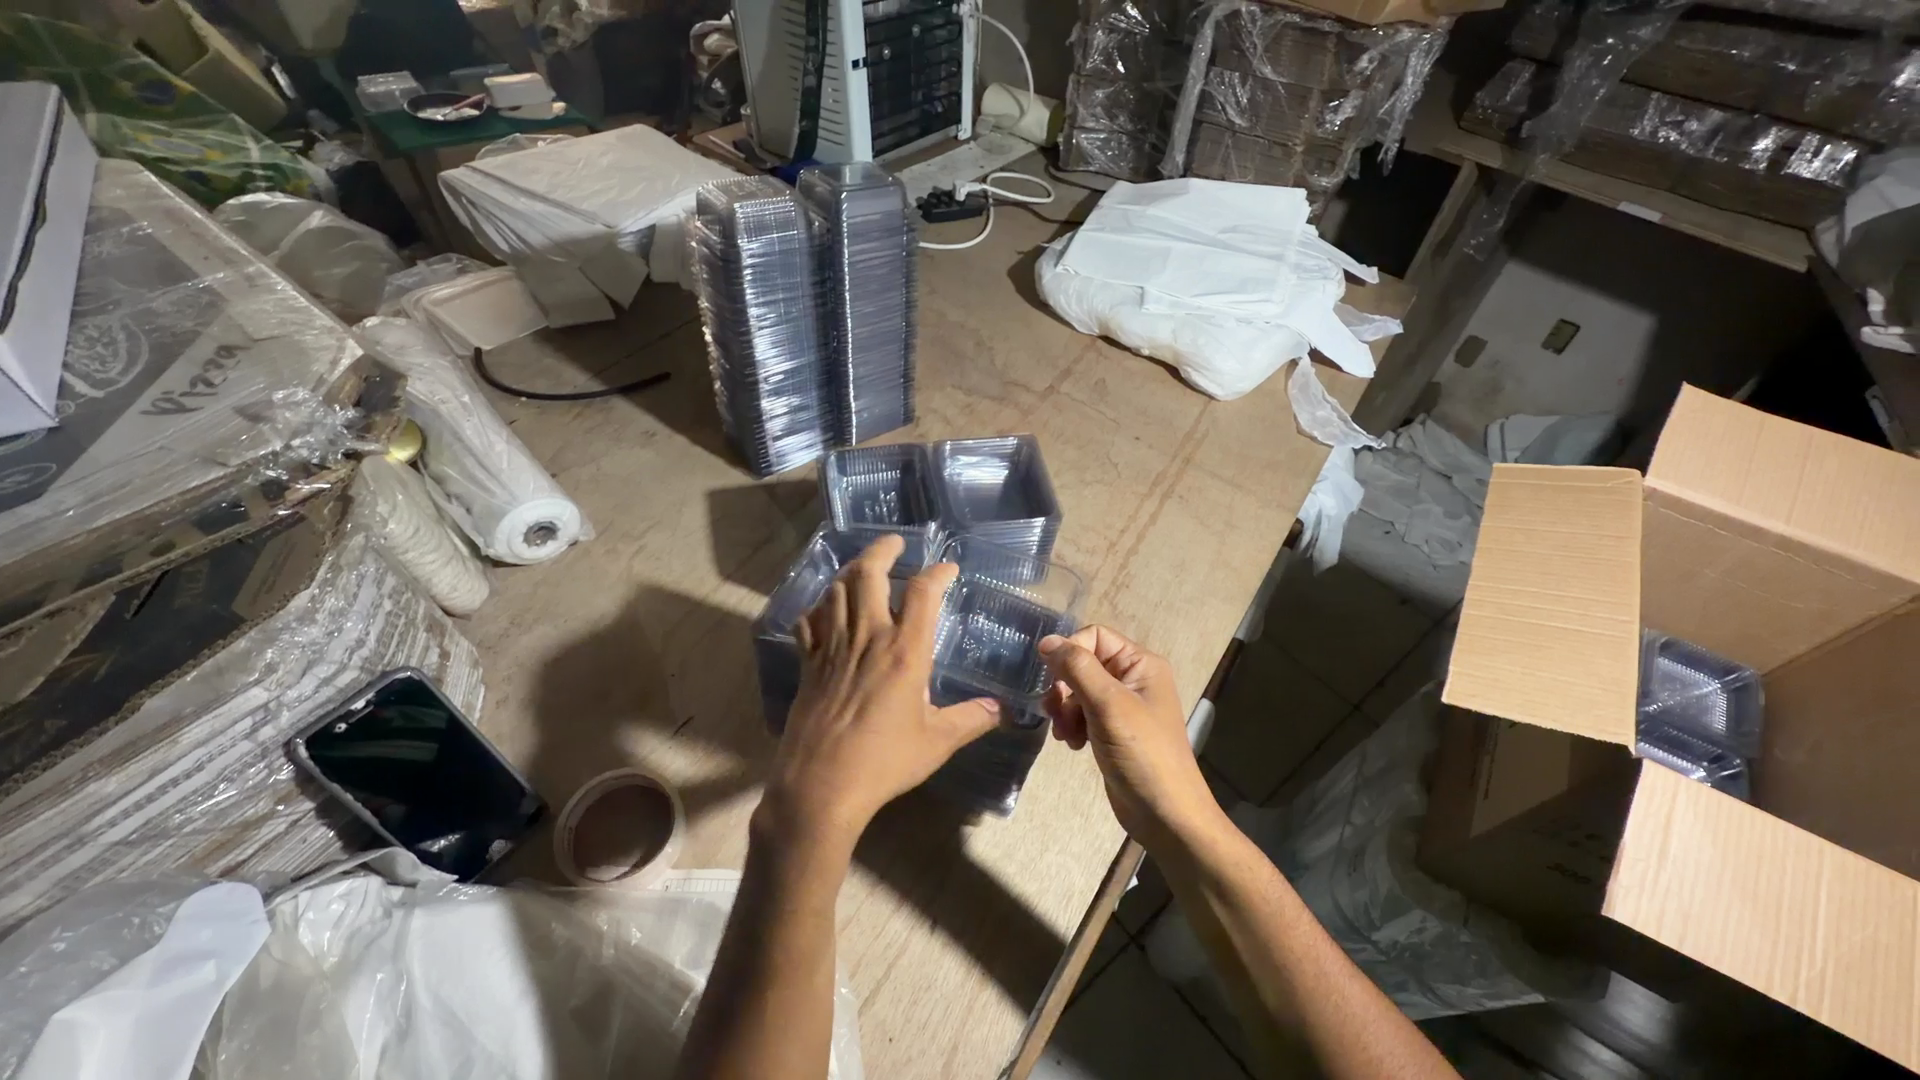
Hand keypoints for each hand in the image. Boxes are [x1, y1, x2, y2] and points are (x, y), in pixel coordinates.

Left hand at [762, 534, 1001, 853]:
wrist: (821, 784)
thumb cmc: (884, 762)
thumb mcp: (936, 742)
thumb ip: (970, 720)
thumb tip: (1000, 711)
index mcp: (904, 652)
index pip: (922, 593)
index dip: (938, 573)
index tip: (948, 569)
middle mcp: (867, 638)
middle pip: (868, 574)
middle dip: (883, 550)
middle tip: (895, 543)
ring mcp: (832, 648)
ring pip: (836, 590)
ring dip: (850, 570)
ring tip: (863, 567)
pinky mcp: (807, 664)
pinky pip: (809, 621)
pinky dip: (818, 606)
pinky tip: (825, 609)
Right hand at [1040, 626, 1222, 850]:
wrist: (1165, 814)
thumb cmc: (1142, 754)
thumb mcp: (1108, 705)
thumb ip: (1077, 668)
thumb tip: (1047, 641)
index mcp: (1141, 664)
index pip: (1094, 636)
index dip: (1070, 653)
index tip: (1053, 681)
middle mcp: (1133, 679)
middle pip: (1083, 664)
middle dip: (1064, 687)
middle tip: (1056, 713)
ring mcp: (1123, 707)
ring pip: (1078, 690)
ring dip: (1064, 709)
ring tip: (1064, 734)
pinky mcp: (1112, 731)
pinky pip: (1082, 714)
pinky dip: (1072, 726)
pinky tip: (1072, 745)